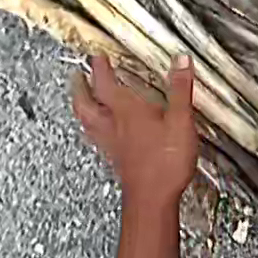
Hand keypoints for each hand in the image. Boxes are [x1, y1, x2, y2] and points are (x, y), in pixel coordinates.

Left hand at [73, 51, 197, 213]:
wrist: (153, 202)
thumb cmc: (165, 162)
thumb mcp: (181, 120)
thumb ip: (180, 89)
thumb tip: (181, 60)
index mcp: (127, 111)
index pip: (105, 83)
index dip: (99, 67)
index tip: (97, 55)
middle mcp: (113, 126)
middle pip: (86, 104)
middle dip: (80, 87)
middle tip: (77, 75)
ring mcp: (112, 144)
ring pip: (88, 121)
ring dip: (82, 107)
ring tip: (81, 99)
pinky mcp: (116, 159)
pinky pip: (97, 137)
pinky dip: (94, 127)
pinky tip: (102, 130)